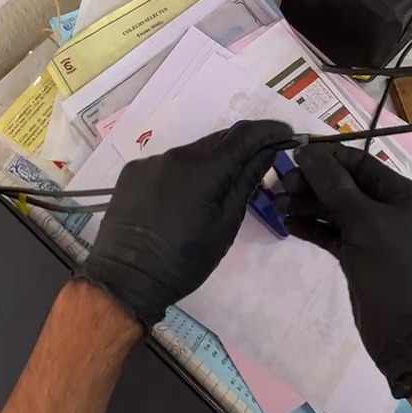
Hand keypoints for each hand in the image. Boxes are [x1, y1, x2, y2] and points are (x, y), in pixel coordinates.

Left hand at [80, 120, 293, 327]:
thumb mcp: (225, 225)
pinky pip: (168, 164)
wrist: (125, 281)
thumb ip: (246, 182)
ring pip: (192, 152)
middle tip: (259, 163)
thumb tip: (267, 152)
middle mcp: (175, 155)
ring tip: (216, 191)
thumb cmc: (184, 262)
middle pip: (218, 141)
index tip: (286, 133)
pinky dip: (184, 174)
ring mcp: (150, 162)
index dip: (269, 131)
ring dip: (211, 163)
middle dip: (241, 148)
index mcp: (202, 170)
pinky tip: (183, 199)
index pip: (244, 136)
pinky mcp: (133, 172)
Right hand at [279, 143, 411, 397]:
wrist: (404, 333)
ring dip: (306, 204)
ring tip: (279, 206)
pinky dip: (310, 226)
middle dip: (312, 182)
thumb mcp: (364, 223)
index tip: (292, 155)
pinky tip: (289, 225)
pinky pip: (329, 231)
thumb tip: (307, 152)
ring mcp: (369, 231)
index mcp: (398, 193)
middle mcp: (385, 207)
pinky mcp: (355, 253)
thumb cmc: (392, 272)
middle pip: (341, 183)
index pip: (357, 162)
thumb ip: (334, 186)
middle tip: (283, 186)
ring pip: (332, 207)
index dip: (326, 157)